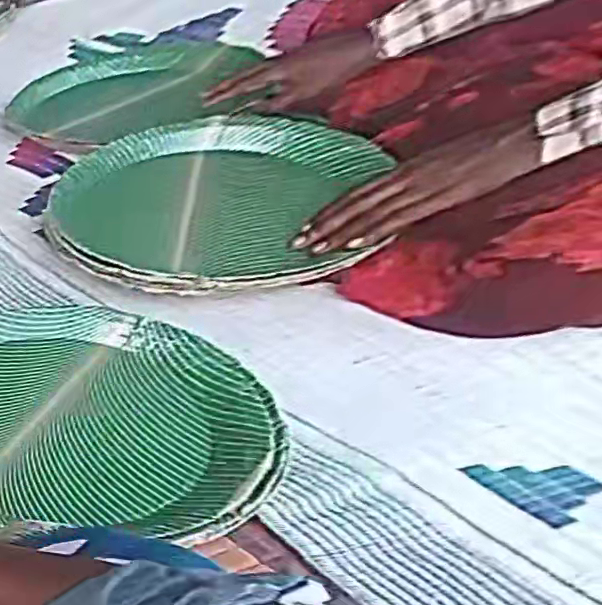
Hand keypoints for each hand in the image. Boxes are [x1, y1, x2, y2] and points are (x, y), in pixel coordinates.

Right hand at [202, 29, 376, 111]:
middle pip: (247, 74)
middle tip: (207, 94)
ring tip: (226, 88)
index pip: (243, 85)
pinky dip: (259, 73)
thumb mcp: (302, 93)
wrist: (368, 44)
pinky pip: (272, 65)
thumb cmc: (335, 70)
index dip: (223, 95)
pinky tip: (258, 78)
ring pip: (259, 68)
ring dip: (241, 78)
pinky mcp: (303, 53)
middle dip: (226, 86)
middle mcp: (281, 60)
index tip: (205, 102)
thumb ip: (272, 103)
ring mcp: (292, 55)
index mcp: (277, 70)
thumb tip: (248, 112)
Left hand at [296, 118, 539, 253]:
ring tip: (315, 250)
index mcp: (405, 168)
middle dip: (323, 225)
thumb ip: (406, 179)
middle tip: (296, 243)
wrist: (529, 134)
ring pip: (371, 215)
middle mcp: (407, 177)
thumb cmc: (484, 146)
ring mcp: (423, 187)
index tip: (305, 227)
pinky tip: (354, 244)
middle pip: (355, 205)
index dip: (328, 211)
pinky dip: (374, 231)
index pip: (356, 193)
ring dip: (341, 234)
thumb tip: (383, 199)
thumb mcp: (435, 161)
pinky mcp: (442, 197)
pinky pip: (400, 218)